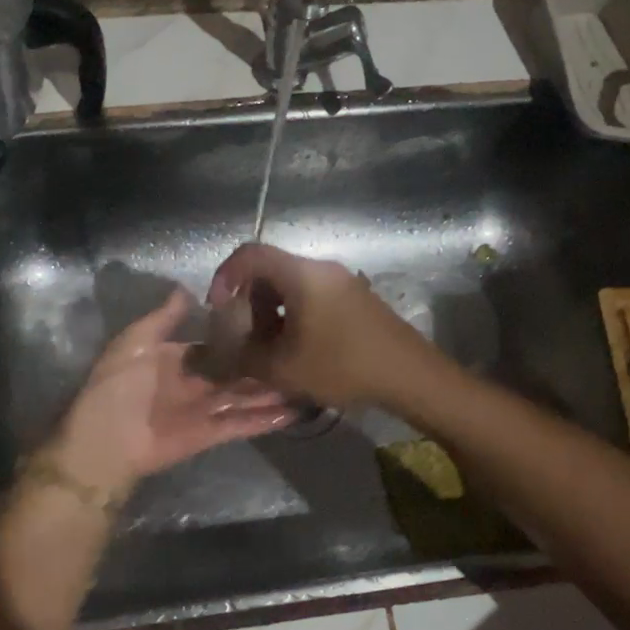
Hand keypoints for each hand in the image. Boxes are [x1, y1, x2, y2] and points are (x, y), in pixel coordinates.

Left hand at [47, 289, 294, 495]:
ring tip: (306, 383)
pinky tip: (292, 413)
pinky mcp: (209, 435)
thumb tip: (185, 290)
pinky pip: (240, 424)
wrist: (101, 443)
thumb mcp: (133, 343)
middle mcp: (194, 382)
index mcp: (176, 358)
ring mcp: (203, 409)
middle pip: (236, 372)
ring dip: (272, 392)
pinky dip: (264, 420)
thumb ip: (162, 319)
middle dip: (264, 365)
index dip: (241, 336)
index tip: (273, 323)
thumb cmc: (113, 388)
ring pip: (244, 398)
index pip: (215, 344)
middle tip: (302, 353)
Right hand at [207, 243, 440, 406]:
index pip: (249, 254)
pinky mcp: (358, 300)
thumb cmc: (343, 366)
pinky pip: (314, 298)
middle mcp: (322, 269)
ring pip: (292, 287)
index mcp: (302, 274)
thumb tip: (219, 354)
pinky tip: (301, 352)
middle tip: (246, 338)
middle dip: (249, 303)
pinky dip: (295, 318)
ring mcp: (344, 283)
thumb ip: (243, 358)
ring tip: (272, 351)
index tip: (219, 309)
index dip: (225, 276)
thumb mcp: (283, 369)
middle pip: (271, 271)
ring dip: (272, 314)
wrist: (410, 375)